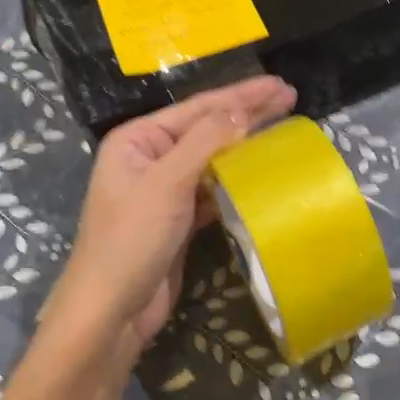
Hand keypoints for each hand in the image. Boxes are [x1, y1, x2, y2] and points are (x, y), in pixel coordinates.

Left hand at [47, 77, 297, 357]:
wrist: (110, 313)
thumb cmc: (130, 241)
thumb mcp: (166, 184)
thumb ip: (205, 142)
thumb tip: (243, 110)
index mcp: (138, 140)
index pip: (198, 108)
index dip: (241, 95)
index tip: (279, 86)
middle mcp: (150, 158)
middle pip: (207, 128)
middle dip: (247, 113)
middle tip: (289, 97)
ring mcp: (165, 190)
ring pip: (214, 158)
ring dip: (246, 145)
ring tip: (283, 128)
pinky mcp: (180, 219)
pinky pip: (214, 189)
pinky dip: (238, 179)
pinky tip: (262, 172)